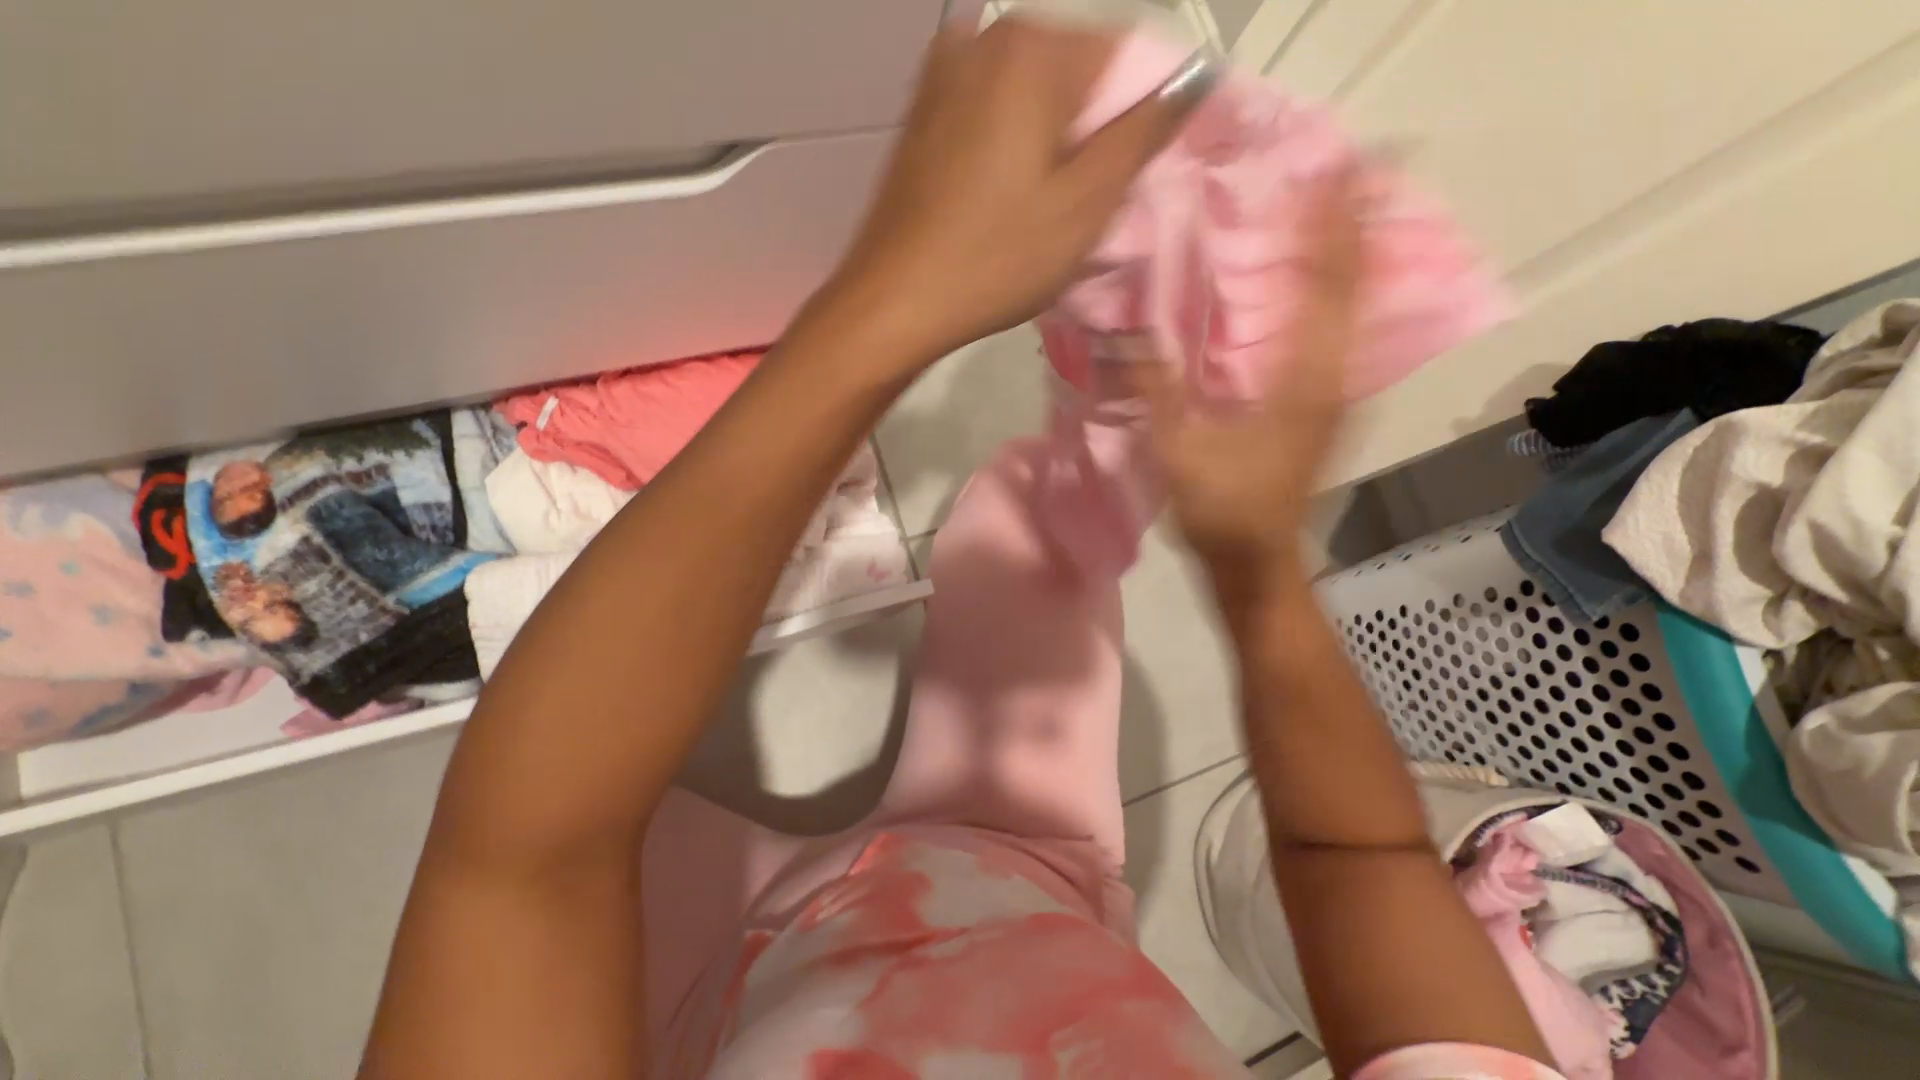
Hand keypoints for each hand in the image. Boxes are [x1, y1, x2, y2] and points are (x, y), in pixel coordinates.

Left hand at [814, 17, 1210, 368]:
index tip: (1131, 176)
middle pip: (1079, 68)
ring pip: (1036, 91)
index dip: (1143, 115)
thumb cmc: (996, 258)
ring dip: (1057, 136)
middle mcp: (986, 37)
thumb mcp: (1087, 202)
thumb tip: (1191, 79)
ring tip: (1046, 205)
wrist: (892, 301)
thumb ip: (1144, 130)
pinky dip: (1016, 140)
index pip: (1129, 54)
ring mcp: (946, 69)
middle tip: (1087, 200)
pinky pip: (995, 107)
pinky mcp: (924, 107)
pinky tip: (1008, 195)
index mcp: (1034, 48)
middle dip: (1096, 125)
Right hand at [1135, 168, 1364, 602]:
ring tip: (1349, 204)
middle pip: (1358, 284)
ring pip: (1359, 306)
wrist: (1258, 562)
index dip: (1334, 223)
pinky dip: (1342, 291)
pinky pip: (1345, 330)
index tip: (1340, 166)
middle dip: (1361, 224)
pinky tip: (1327, 277)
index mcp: (1303, 379)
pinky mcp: (1329, 404)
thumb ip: (1157, 387)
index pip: (1326, 285)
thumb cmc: (1223, 511)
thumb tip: (1125, 330)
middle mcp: (1334, 375)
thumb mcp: (1179, 451)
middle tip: (1358, 167)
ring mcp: (1338, 391)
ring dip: (1357, 253)